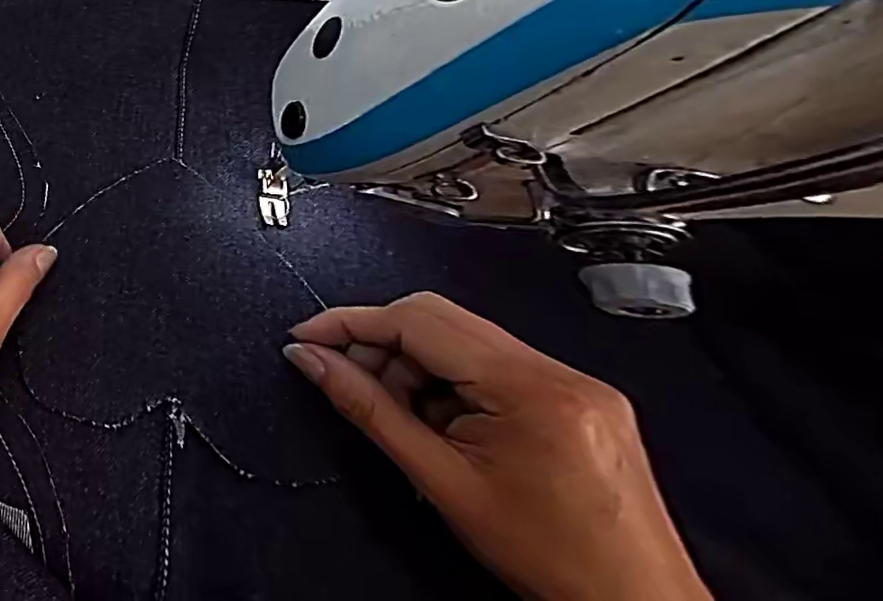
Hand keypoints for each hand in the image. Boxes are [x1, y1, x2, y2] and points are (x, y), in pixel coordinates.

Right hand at [285, 293, 710, 600]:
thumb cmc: (551, 562)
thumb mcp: (442, 482)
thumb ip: (369, 410)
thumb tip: (312, 361)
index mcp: (531, 389)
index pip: (417, 323)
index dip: (352, 323)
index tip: (308, 335)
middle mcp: (557, 370)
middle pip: (437, 319)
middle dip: (381, 342)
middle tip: (345, 372)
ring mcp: (571, 378)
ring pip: (460, 336)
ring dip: (413, 362)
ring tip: (402, 414)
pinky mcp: (574, 392)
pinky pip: (489, 359)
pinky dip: (447, 378)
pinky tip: (438, 417)